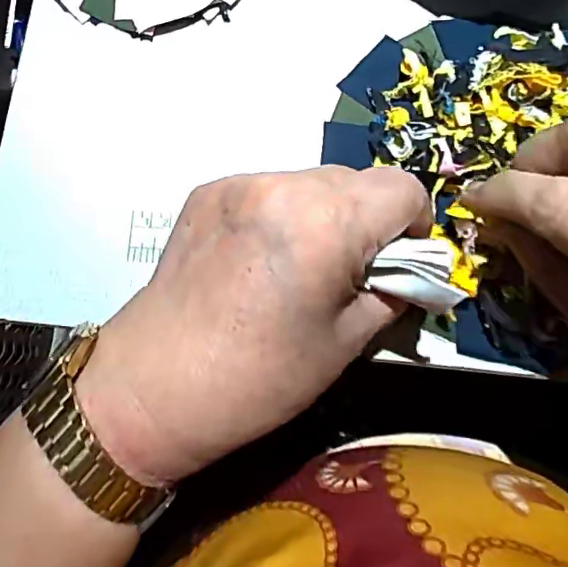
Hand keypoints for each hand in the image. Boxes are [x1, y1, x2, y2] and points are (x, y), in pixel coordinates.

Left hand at [74, 167, 428, 484]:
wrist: (153, 385)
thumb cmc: (260, 377)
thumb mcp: (347, 342)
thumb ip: (393, 291)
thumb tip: (414, 271)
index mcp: (326, 221)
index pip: (403, 189)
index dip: (413, 225)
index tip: (399, 261)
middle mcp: (285, 184)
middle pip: (357, 181)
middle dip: (367, 220)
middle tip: (346, 270)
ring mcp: (242, 181)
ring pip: (313, 182)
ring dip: (324, 214)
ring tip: (298, 265)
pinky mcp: (210, 188)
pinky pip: (270, 188)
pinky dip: (281, 214)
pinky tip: (259, 258)